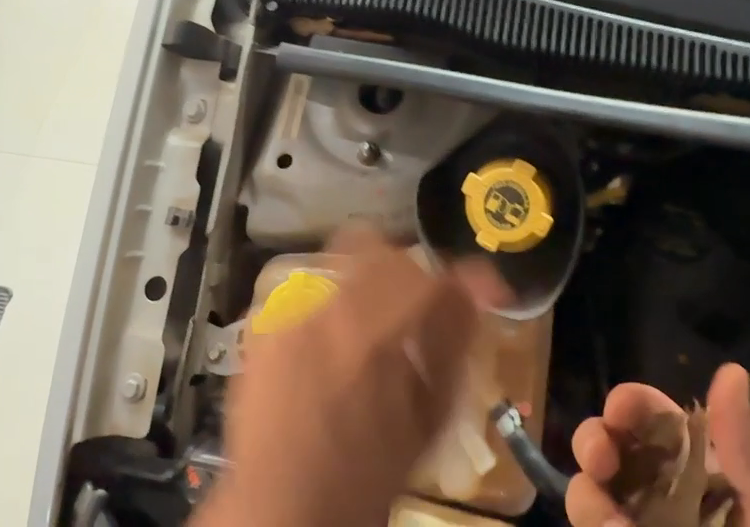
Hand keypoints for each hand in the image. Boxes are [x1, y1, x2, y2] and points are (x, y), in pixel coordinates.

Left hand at [193, 227, 507, 526]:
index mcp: (375, 333)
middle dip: (411, 270)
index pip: (432, 275)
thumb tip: (476, 295)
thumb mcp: (426, 421)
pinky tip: (333, 345)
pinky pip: (309, 294)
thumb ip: (453, 347)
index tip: (486, 288)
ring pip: (341, 262)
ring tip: (374, 323)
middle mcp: (327, 310)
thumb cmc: (365, 475)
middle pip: (381, 248)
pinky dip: (331, 308)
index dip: (470, 276)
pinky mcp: (263, 327)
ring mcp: (289, 314)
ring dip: (369, 281)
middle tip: (421, 301)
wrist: (282, 508)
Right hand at [567, 364, 749, 526]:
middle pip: (612, 448)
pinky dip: (594, 523)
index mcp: (705, 471)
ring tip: (606, 516)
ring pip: (590, 496)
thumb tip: (731, 370)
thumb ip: (746, 446)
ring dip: (588, 496)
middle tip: (601, 456)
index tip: (621, 408)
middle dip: (596, 440)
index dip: (634, 406)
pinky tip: (610, 526)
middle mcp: (665, 496)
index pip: (658, 419)